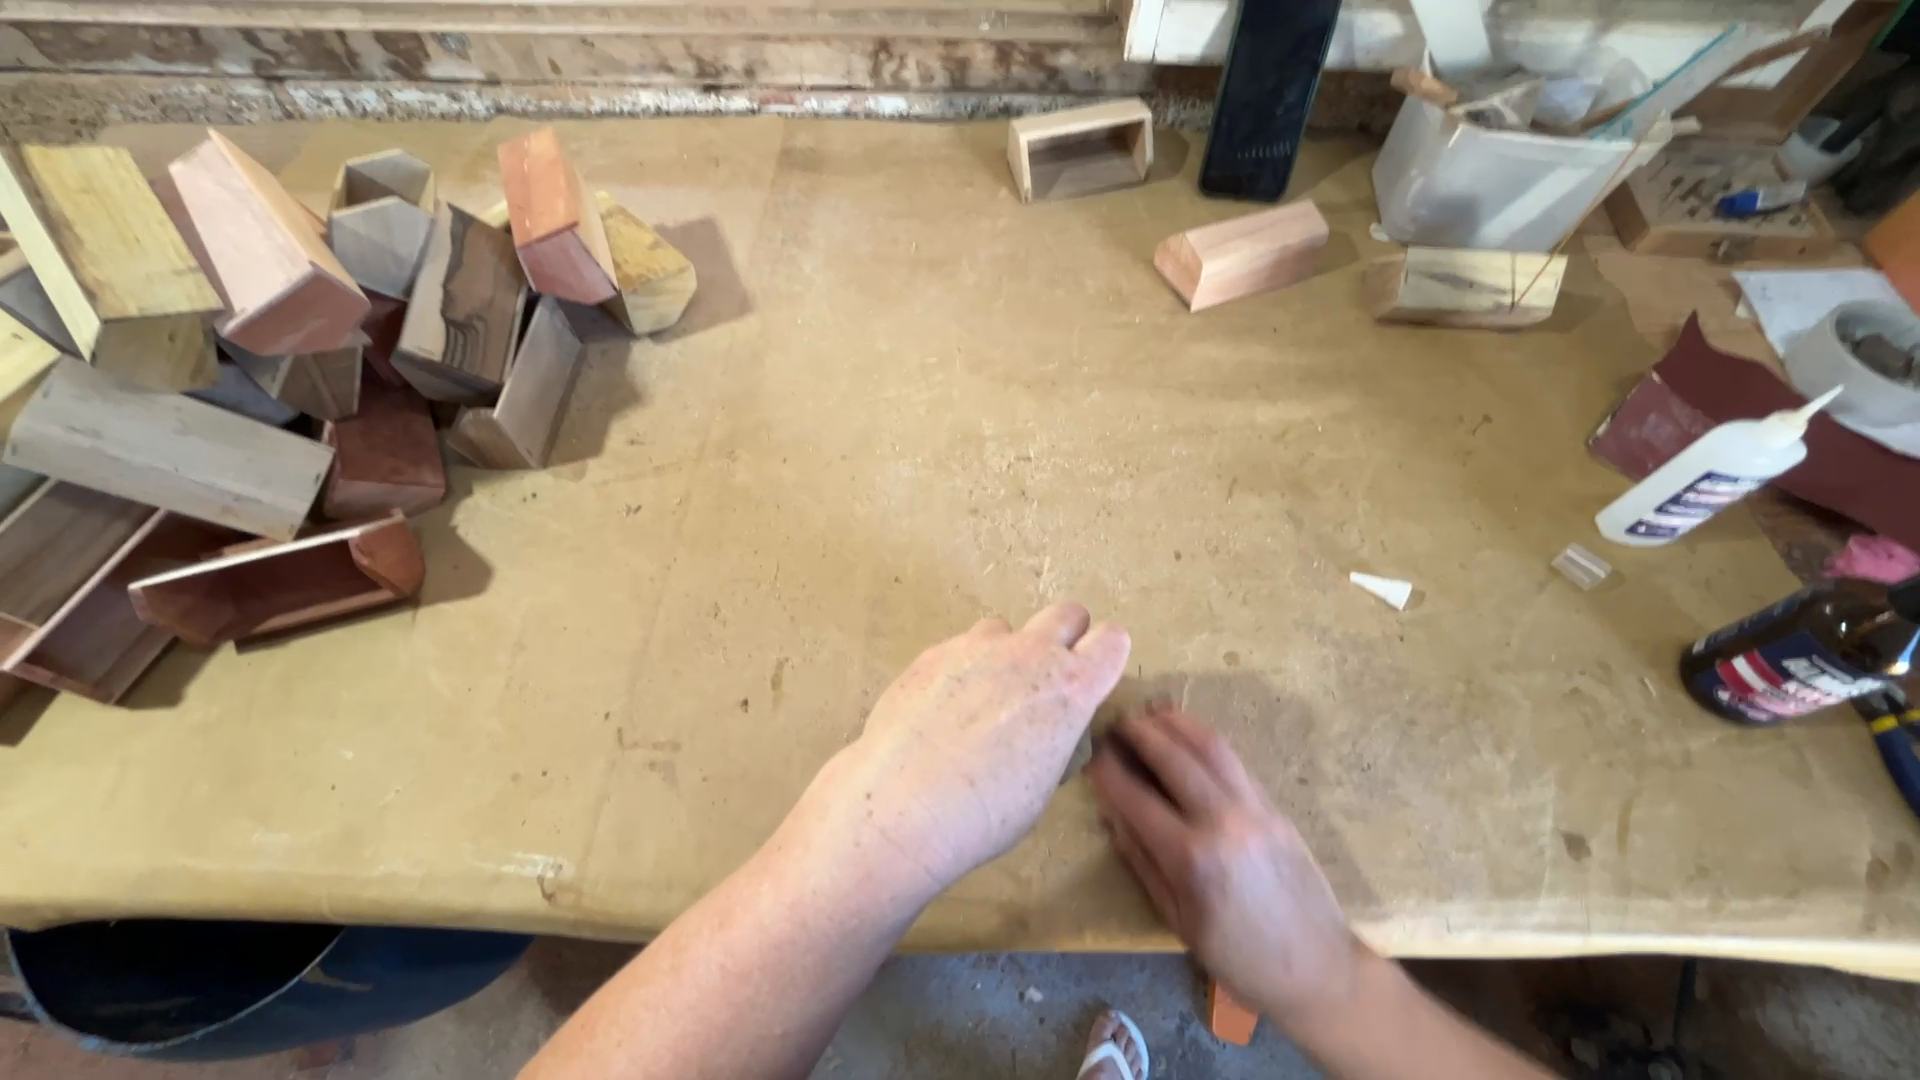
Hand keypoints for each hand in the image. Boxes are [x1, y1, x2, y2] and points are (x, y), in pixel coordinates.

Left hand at [800, 601, 1129, 900]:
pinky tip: (939, 711)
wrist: (905, 805)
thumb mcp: (1043, 783)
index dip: (1105, 653)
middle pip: (1067, 612)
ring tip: (979, 699)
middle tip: (1044, 676)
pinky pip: (959, 648)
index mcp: (1070, 689)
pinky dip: (959, 670)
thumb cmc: (986, 814)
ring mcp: (978, 647)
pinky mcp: (934, 652)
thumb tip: (1044, 729)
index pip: (1113, 639)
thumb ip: (1054, 737)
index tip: (1092, 672)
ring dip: (1003, 653)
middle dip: (1065, 635)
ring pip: (1004, 627)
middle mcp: (1030, 654)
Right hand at [1087, 705, 1362, 1028]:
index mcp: (1191, 858)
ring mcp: (1253, 808)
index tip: (1089, 756)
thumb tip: (1112, 814)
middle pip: (1172, 758)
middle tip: (1114, 723)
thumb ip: (1141, 860)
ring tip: (1149, 713)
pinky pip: (1234, 760)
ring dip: (1174, 723)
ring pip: (1209, 746)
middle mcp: (1222, 822)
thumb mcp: (1177, 918)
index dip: (1107, 772)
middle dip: (1138, 734)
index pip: (1136, 797)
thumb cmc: (1238, 956)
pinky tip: (1187, 734)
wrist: (1318, 967)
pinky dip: (1204, 739)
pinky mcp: (1274, 805)